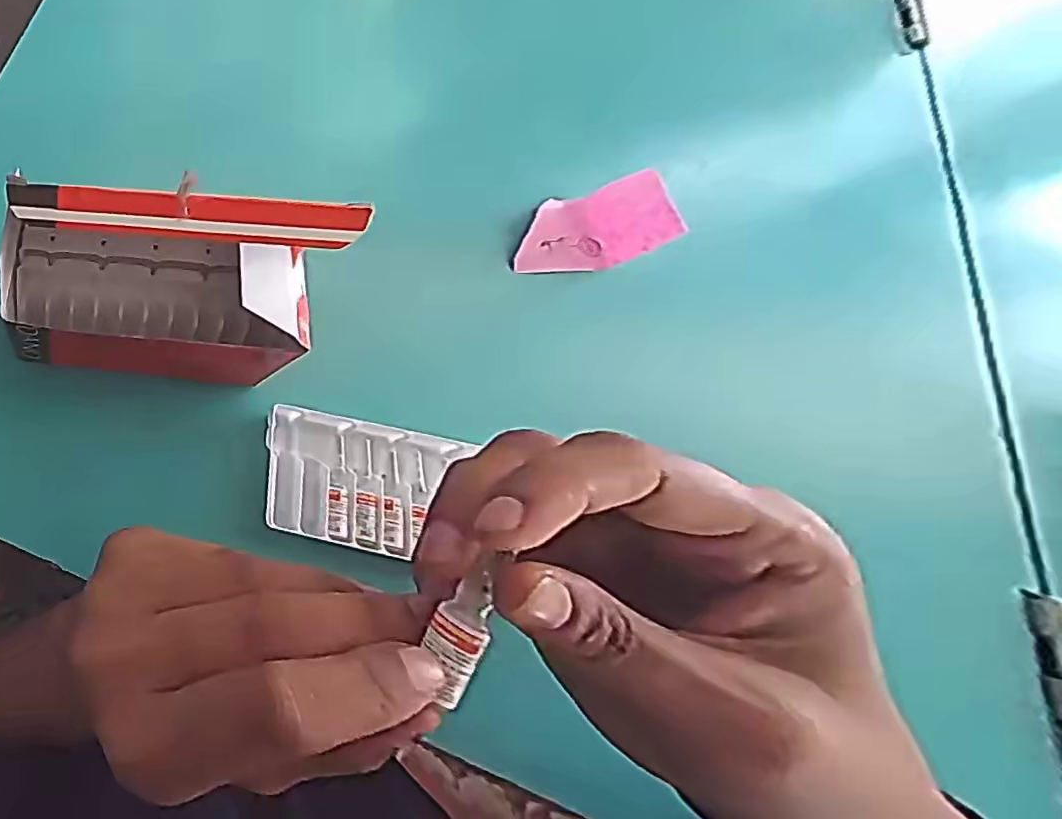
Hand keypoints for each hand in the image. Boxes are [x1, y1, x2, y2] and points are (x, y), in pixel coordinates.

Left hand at [0, 529, 444, 803]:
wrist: (72, 669)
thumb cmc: (162, 730)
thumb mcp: (240, 770)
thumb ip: (326, 742)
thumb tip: (416, 698)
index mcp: (150, 744)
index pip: (272, 704)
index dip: (360, 685)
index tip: (430, 675)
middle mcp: (126, 655)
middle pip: (266, 626)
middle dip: (361, 625)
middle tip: (425, 627)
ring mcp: (124, 585)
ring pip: (257, 578)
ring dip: (333, 592)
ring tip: (380, 608)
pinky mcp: (134, 542)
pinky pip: (236, 554)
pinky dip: (290, 573)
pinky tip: (317, 589)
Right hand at [411, 430, 959, 818]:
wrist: (794, 804)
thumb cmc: (803, 763)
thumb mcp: (729, 721)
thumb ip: (619, 646)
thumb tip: (515, 586)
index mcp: (755, 527)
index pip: (636, 470)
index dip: (555, 486)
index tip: (497, 532)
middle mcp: (671, 508)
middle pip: (557, 457)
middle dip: (491, 495)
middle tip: (448, 553)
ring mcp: (613, 525)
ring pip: (511, 474)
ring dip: (462, 510)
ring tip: (438, 567)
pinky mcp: (565, 549)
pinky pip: (494, 517)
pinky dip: (459, 537)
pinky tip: (446, 572)